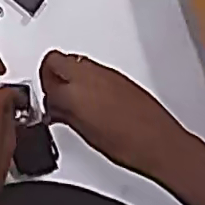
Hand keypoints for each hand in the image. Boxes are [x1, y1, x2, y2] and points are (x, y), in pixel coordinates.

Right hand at [40, 51, 192, 178]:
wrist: (160, 144)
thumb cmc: (129, 144)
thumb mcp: (86, 134)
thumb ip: (66, 115)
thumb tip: (57, 110)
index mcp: (73, 92)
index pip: (46, 85)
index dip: (45, 97)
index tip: (49, 106)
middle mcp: (87, 76)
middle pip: (54, 60)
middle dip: (50, 75)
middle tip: (53, 93)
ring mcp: (104, 73)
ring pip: (75, 61)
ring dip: (69, 74)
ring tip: (73, 97)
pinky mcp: (119, 75)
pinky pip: (94, 69)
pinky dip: (87, 78)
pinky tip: (92, 99)